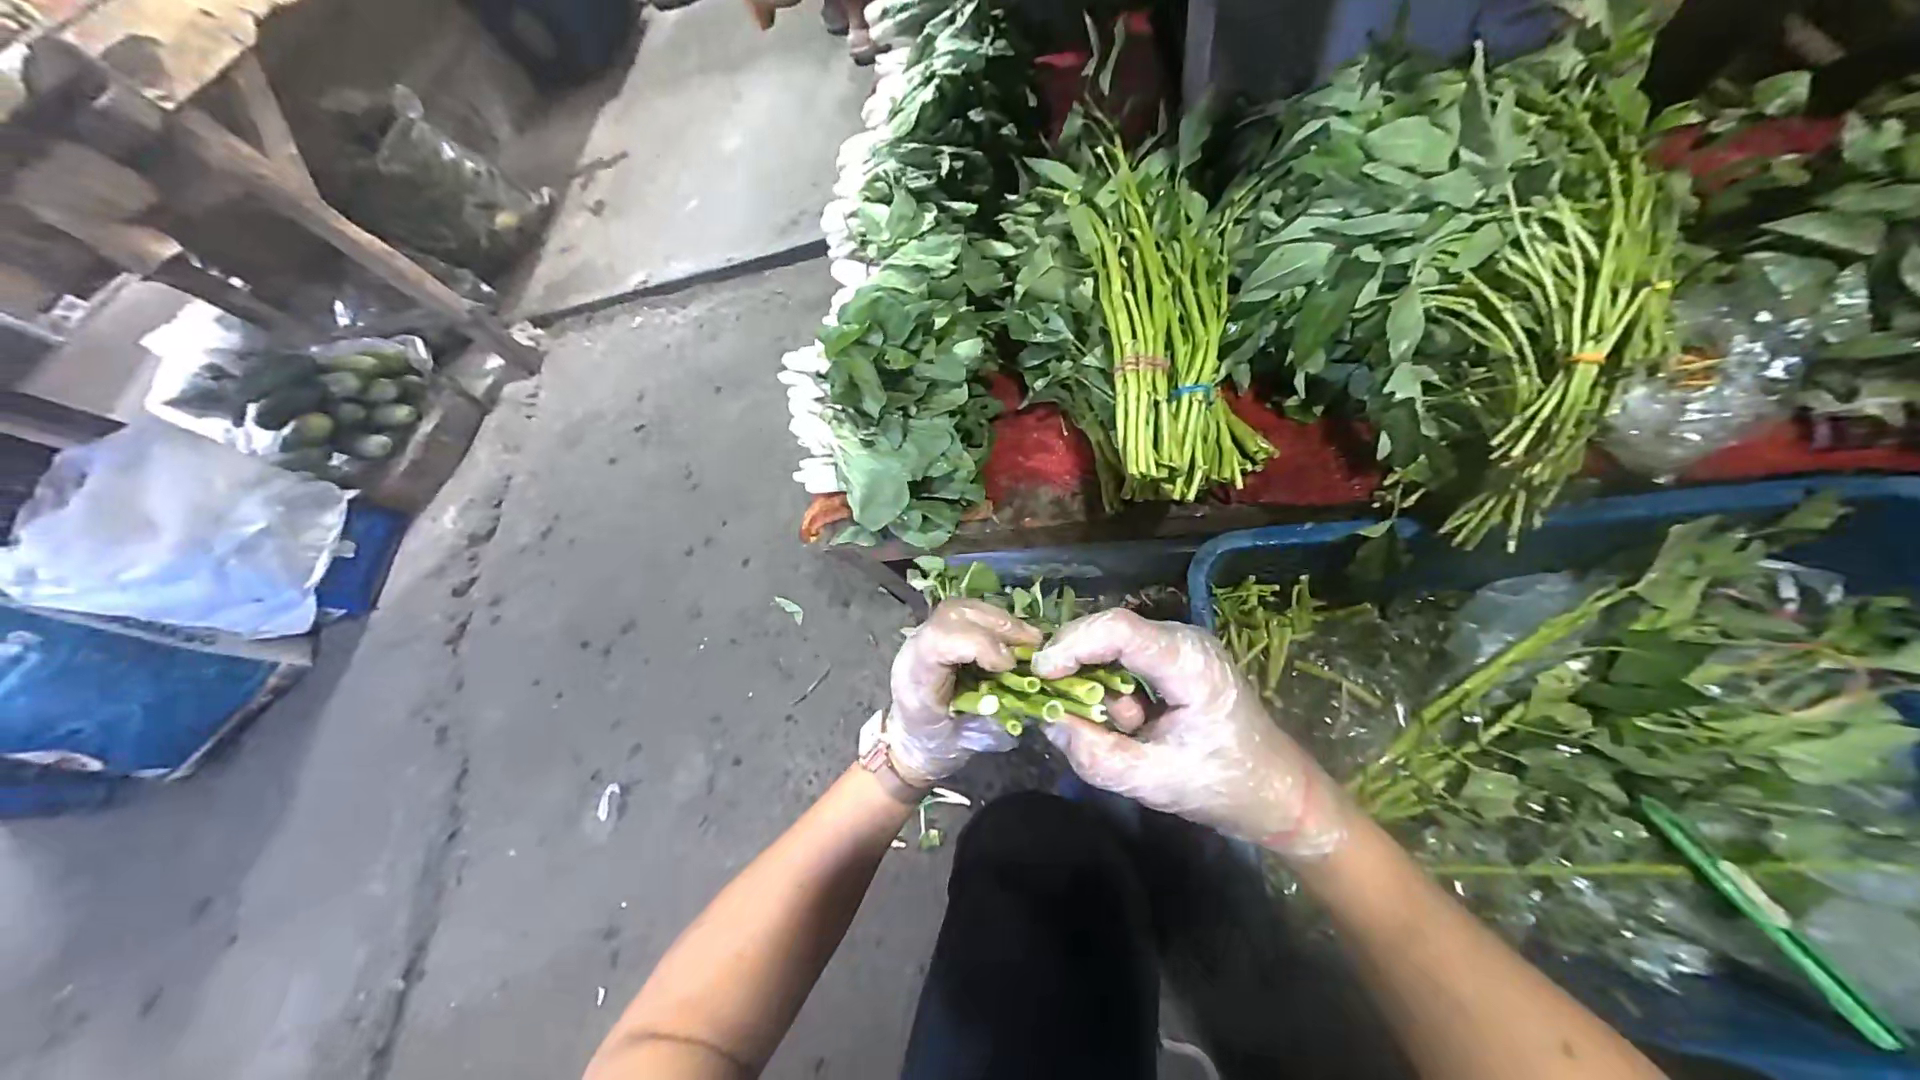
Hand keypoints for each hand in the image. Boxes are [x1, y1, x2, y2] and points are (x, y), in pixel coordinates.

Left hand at [885, 599, 1043, 783]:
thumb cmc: (937, 745)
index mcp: (915, 673)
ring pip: (963, 608)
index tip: (1008, 665)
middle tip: (1033, 643)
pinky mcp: (942, 632)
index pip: (940, 639)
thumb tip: (1028, 688)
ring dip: (1001, 619)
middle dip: (998, 624)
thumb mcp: (964, 737)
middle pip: (954, 613)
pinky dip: (997, 621)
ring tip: (1030, 638)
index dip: (979, 644)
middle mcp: (918, 645)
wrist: (912, 741)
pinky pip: (969, 614)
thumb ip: (992, 710)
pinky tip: (1017, 635)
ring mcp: (928, 634)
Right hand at [1031, 609, 1348, 857]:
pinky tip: (1132, 720)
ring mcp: (1181, 645)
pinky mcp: (1174, 658)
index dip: (1072, 644)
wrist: (1277, 791)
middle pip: (1110, 629)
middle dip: (1075, 662)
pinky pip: (1124, 659)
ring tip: (1119, 725)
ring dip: (1097, 681)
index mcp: (1189, 664)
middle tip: (1055, 698)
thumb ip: (1094, 754)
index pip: (1118, 629)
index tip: (1041, 674)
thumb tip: (1049, 718)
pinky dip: (1112, 686)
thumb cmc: (1223, 786)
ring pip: (1113, 644)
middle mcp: (1184, 641)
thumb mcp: (1152, 781)